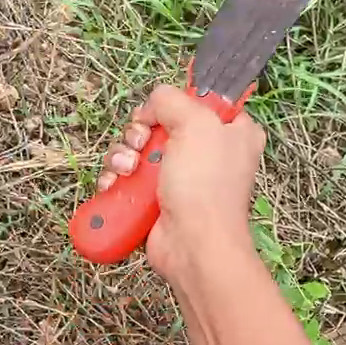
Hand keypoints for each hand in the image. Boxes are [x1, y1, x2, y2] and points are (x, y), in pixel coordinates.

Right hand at [96, 85, 264, 280]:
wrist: (193, 245)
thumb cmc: (205, 185)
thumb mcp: (196, 123)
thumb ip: (171, 99)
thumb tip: (152, 106)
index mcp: (231, 131)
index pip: (198, 101)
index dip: (174, 104)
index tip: (161, 114)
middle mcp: (207, 152)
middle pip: (158, 124)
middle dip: (139, 133)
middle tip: (140, 144)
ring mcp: (180, 178)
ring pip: (136, 150)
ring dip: (122, 157)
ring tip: (127, 171)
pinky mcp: (155, 199)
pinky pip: (126, 178)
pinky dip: (116, 180)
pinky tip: (114, 185)